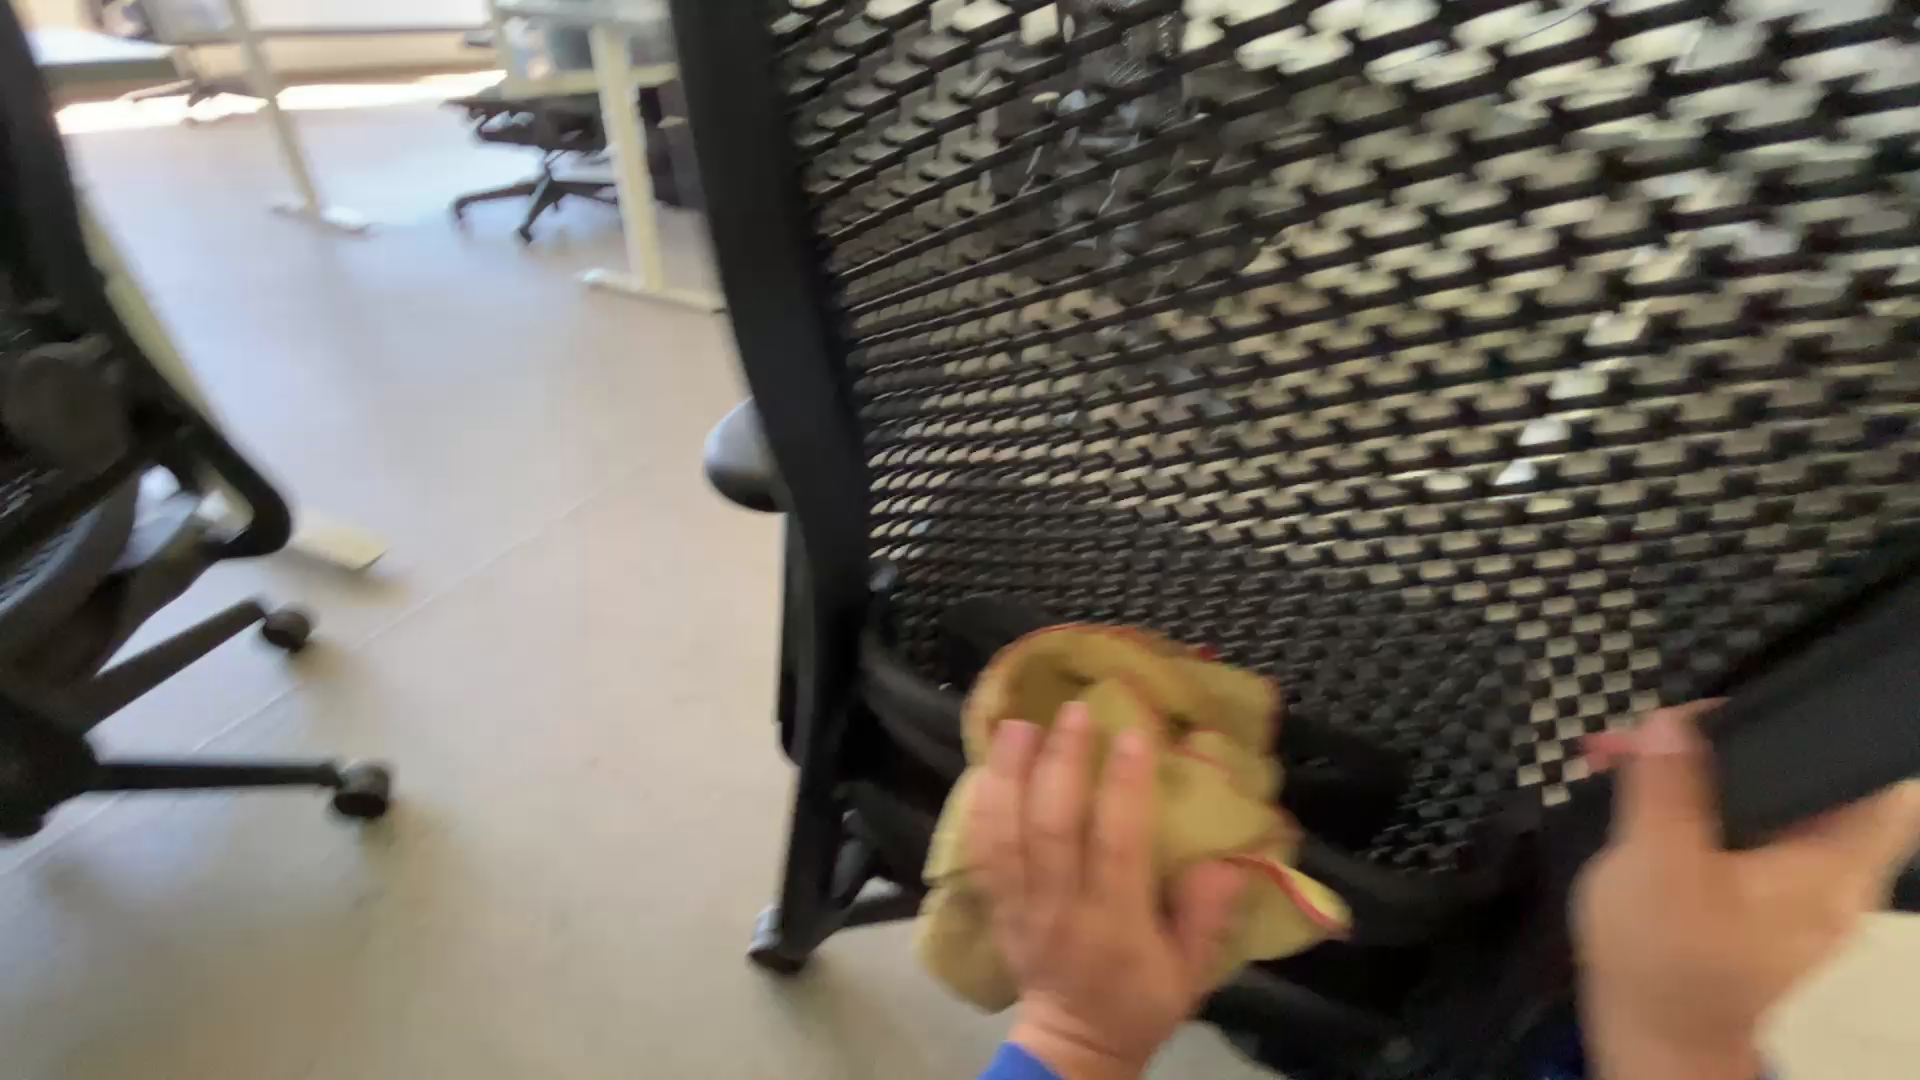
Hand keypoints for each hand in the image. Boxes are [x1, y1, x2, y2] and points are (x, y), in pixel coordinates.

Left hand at [968, 702, 1245, 1079]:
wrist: (1073, 1045)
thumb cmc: (1140, 1001)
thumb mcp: (1192, 973)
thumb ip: (1207, 916)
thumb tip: (1227, 858)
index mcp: (1114, 926)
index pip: (1117, 845)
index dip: (1124, 786)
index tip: (1132, 735)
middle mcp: (1060, 908)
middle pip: (1053, 826)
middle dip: (1062, 762)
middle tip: (1075, 710)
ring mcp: (1019, 904)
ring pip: (1006, 830)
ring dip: (1010, 772)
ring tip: (1018, 723)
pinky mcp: (994, 903)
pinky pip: (980, 848)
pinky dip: (980, 803)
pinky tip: (987, 763)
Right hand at [1575, 701, 1919, 1079]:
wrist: (1649, 1030)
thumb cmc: (1662, 949)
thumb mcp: (1654, 860)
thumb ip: (1667, 790)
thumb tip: (1671, 722)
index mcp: (1826, 868)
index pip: (1871, 787)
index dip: (1821, 736)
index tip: (1742, 707)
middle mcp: (1824, 879)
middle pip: (1796, 789)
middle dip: (1716, 748)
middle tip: (1640, 730)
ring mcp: (1785, 894)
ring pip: (1751, 810)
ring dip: (1684, 775)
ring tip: (1609, 755)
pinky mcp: (1743, 903)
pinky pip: (1724, 837)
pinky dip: (1680, 808)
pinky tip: (1625, 798)